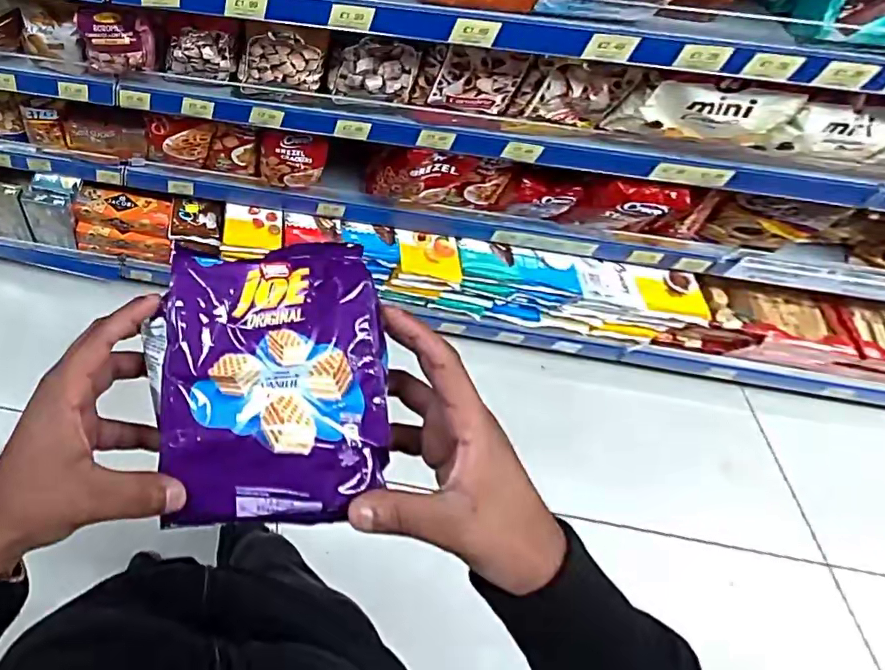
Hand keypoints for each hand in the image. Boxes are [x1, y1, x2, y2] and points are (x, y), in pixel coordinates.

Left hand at [0, 295, 187, 576]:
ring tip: (172, 386)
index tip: (154, 303)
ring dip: (138, 385)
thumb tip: (178, 488)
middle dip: (138, 342)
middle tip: (169, 336)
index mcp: (64, 390)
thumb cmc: (26, 494)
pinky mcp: (71, 433)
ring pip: (108, 386)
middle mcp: (65, 393)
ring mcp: (67, 413)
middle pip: (106, 354)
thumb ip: (141, 491)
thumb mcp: (92, 493)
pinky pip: (108, 419)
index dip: (129, 316)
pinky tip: (158, 442)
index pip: (100, 338)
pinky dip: (132, 426)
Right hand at [348, 304, 566, 595]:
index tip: (384, 311)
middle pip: (420, 374)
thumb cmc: (518, 539)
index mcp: (470, 423)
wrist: (541, 573)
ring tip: (343, 389)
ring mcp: (451, 439)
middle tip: (351, 338)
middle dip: (387, 352)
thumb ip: (399, 512)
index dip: (414, 332)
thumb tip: (354, 505)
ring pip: (408, 404)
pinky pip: (404, 431)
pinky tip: (357, 441)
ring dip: (378, 396)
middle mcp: (460, 423)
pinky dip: (381, 431)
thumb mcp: (453, 523)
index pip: (443, 363)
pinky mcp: (443, 457)